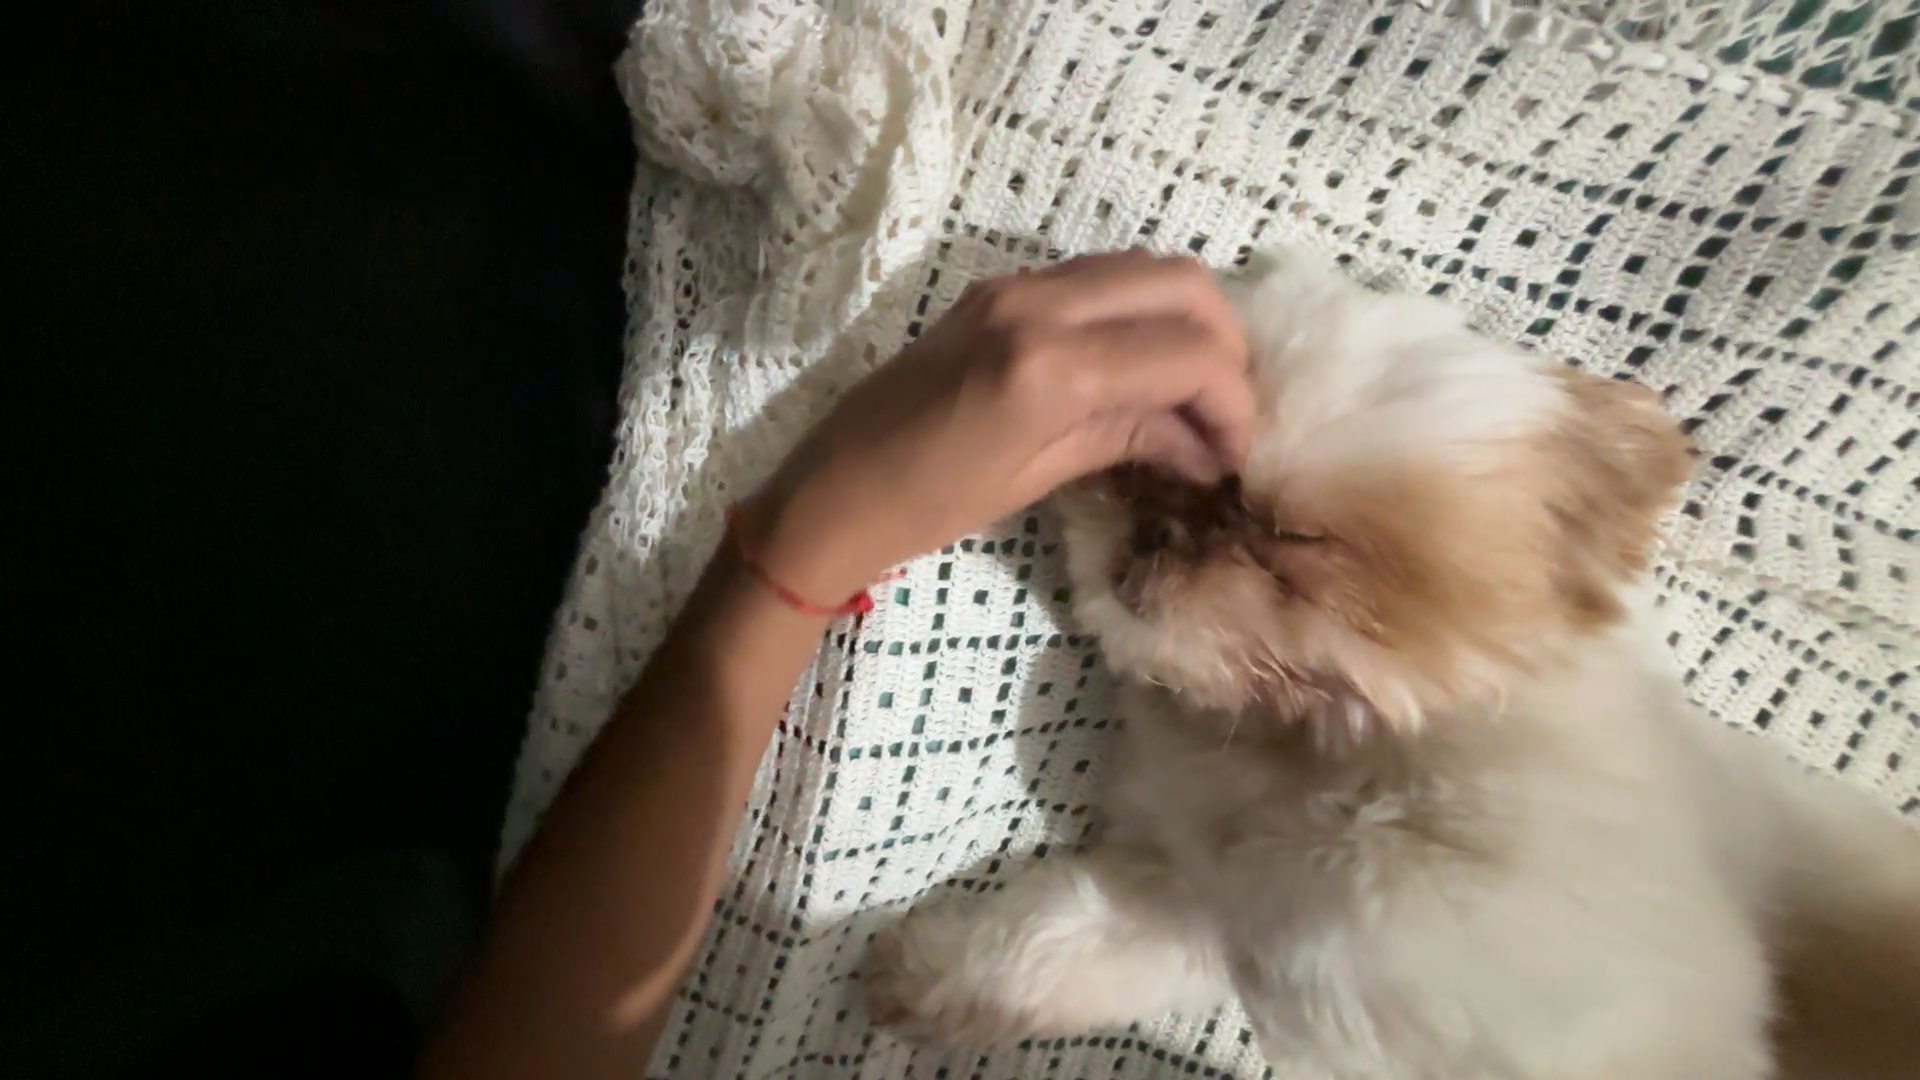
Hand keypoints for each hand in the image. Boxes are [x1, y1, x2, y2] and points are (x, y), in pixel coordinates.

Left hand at [742, 249, 1254, 603]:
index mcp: (1049, 366)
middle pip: (1180, 283)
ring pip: (1139, 269)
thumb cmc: (929, 506)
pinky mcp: (995, 289)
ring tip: (1183, 395)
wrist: (834, 489)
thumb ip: (1128, 438)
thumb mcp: (1038, 476)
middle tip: (1220, 413)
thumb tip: (1205, 445)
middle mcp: (1038, 303)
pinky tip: (1133, 371)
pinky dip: (1133, 315)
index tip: (1237, 451)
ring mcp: (1012, 286)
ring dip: (1180, 323)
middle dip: (1221, 346)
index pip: (1188, 352)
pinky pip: (1093, 281)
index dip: (1233, 401)